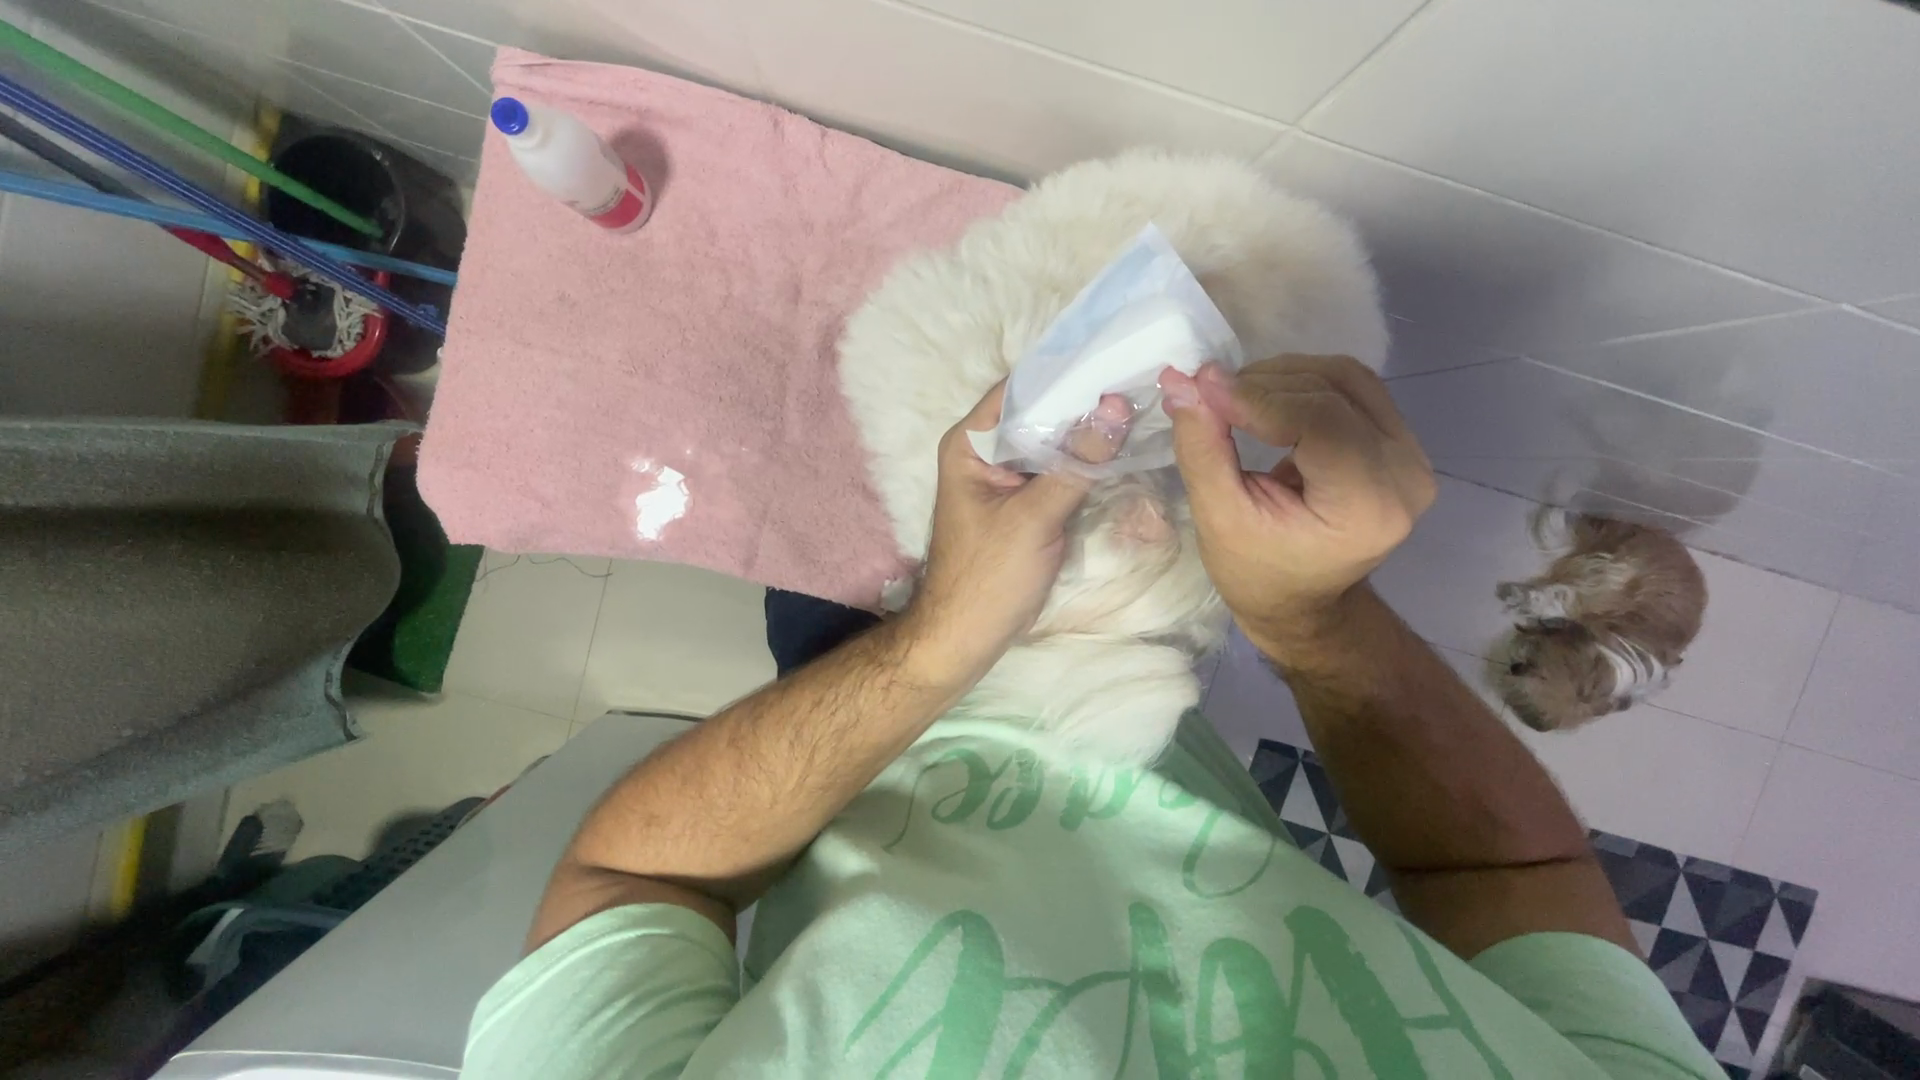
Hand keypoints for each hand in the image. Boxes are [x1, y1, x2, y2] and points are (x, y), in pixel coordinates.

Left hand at [903, 383, 1126, 681]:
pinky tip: (1120, 446)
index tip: (1114, 356)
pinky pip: (1055, 469)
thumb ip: (1076, 462)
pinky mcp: (1023, 502)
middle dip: (1083, 400)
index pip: (1019, 388)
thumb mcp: (1035, 516)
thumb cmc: (989, 576)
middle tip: (1138, 377)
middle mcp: (985, 452)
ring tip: (1139, 402)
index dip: (1064, 371)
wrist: (966, 637)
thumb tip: (1118, 406)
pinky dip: (1083, 460)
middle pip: (1038, 413)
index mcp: (970, 443)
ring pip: (1050, 442)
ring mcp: (1005, 478)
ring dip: (1086, 430)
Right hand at [1160, 355, 1435, 658]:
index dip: (1257, 396)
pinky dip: (1302, 383)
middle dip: (1263, 383)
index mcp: (1365, 507)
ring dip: (1283, 376)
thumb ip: (1203, 450)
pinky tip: (1266, 402)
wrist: (1299, 601)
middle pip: (1333, 392)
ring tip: (1233, 397)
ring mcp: (1410, 455)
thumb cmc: (1256, 572)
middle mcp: (1404, 474)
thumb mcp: (1218, 519)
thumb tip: (1184, 383)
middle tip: (1206, 393)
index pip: (1319, 420)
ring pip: (1346, 378)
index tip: (1200, 387)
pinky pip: (1352, 389)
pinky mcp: (1400, 443)